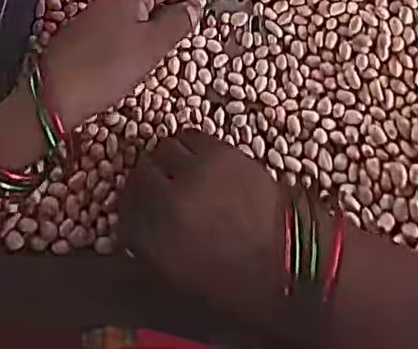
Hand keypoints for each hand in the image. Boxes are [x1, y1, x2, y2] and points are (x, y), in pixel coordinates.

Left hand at [41, 0, 199, 124]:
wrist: (56, 92)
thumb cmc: (108, 66)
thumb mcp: (151, 45)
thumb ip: (176, 23)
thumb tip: (191, 8)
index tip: (195, 23)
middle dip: (169, 15)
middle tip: (177, 43)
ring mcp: (97, 16)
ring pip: (136, 15)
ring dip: (152, 30)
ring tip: (157, 56)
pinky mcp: (87, 35)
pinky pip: (120, 29)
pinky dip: (134, 41)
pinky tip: (133, 63)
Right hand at [121, 131, 290, 331]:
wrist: (293, 261)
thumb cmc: (242, 281)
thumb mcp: (186, 280)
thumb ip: (152, 250)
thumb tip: (133, 230)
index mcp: (160, 241)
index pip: (125, 209)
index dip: (129, 208)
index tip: (135, 211)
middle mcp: (170, 201)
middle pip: (140, 174)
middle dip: (145, 182)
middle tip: (156, 190)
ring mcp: (195, 171)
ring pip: (162, 149)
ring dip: (166, 161)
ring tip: (177, 172)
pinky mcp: (218, 150)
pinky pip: (188, 136)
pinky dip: (187, 146)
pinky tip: (196, 160)